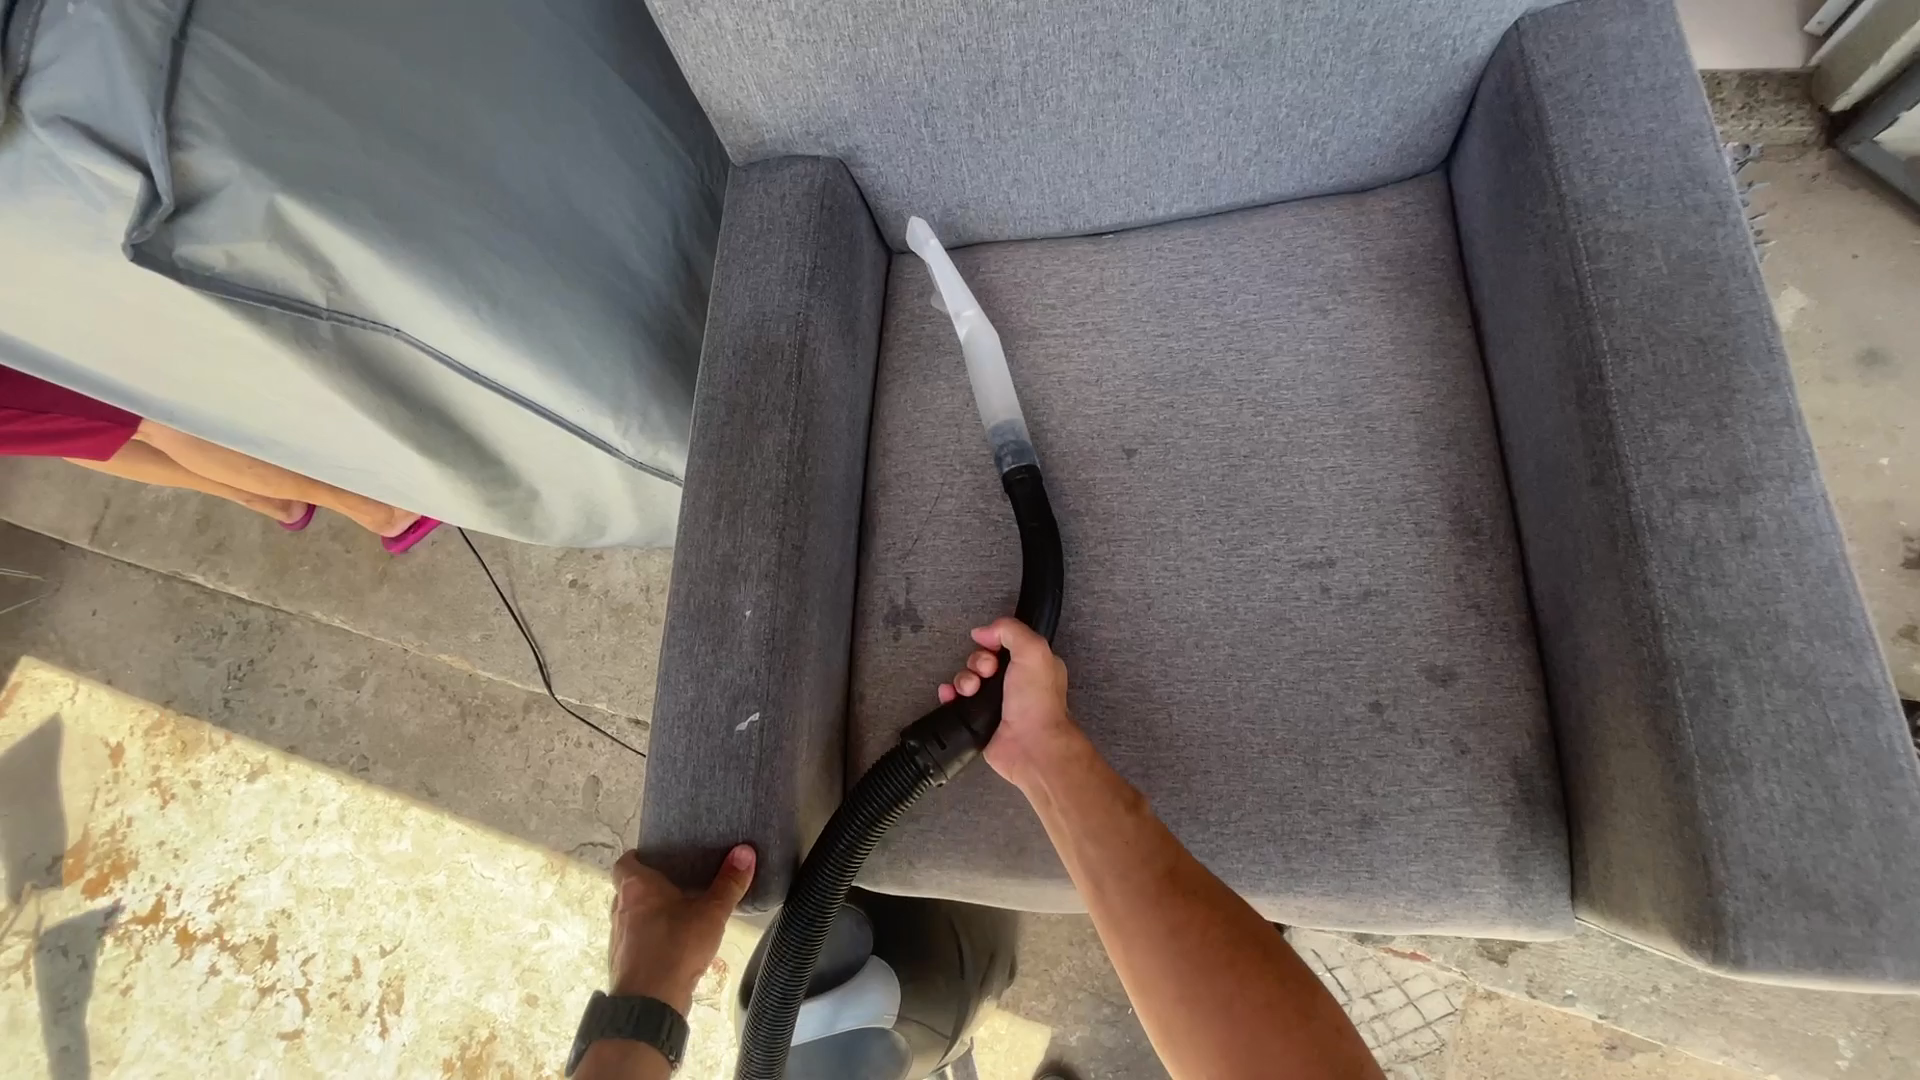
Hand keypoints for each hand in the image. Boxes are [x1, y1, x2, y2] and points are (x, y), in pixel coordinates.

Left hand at [607, 845, 754, 1014]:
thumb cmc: (676, 947)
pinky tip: (672, 942)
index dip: (640, 857)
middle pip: (628, 888)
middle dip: (650, 885)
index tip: (661, 857)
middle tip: (678, 881)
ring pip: (631, 915)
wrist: (648, 1006)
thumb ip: (729, 883)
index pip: (625, 862)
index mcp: (636, 887)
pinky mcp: (622, 963)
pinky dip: (649, 937)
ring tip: (678, 911)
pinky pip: (634, 940)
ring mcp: (617, 938)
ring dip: (648, 912)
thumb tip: (746, 850)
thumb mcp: (712, 912)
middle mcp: (620, 909)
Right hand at [936, 617, 1086, 790]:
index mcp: (1031, 664)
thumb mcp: (1033, 650)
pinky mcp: (980, 719)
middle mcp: (1014, 682)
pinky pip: (957, 701)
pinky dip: (950, 695)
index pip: (1003, 642)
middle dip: (977, 662)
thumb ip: (1011, 630)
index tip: (992, 648)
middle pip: (982, 660)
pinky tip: (951, 695)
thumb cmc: (1039, 703)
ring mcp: (996, 702)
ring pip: (968, 679)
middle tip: (986, 673)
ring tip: (971, 690)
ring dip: (963, 679)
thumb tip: (985, 630)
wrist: (1030, 745)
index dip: (993, 641)